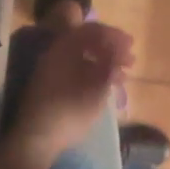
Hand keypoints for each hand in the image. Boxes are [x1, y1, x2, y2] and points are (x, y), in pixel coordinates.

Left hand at [9, 22, 133, 166]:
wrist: (37, 138)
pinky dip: (93, 74)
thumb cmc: (71, 110)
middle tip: (130, 61)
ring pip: (81, 58)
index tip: (132, 45)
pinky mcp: (50, 86)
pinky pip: (75, 71)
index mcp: (65, 48)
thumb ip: (110, 65)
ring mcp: (51, 70)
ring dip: (104, 63)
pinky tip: (105, 87)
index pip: (92, 30)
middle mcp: (55, 54)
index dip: (114, 35)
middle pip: (86, 42)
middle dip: (110, 49)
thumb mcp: (97, 88)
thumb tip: (118, 49)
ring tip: (122, 78)